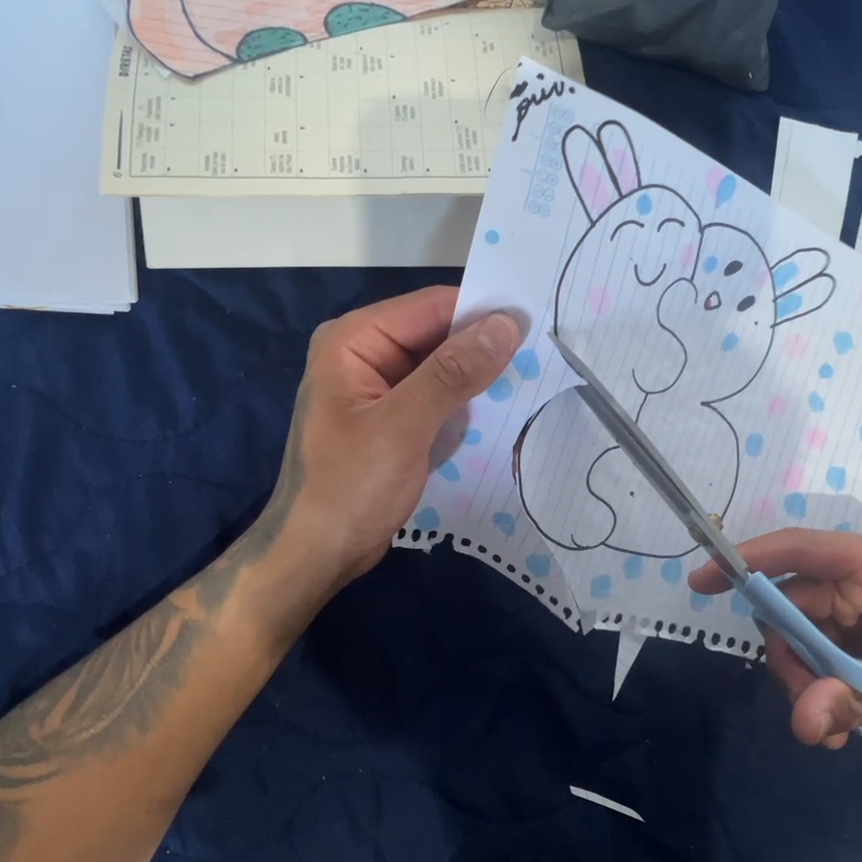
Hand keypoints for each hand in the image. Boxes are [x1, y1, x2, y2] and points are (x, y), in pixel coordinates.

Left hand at [260, 286, 522, 586]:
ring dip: (480, 380)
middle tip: (543, 358)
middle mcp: (364, 356)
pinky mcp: (392, 423)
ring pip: (443, 370)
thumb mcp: (403, 427)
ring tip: (532, 384)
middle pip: (438, 336)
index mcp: (353, 341)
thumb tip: (506, 324)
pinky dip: (465, 407)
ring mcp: (378, 392)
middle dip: (484, 349)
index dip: (483, 313)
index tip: (536, 326)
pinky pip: (437, 401)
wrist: (317, 554)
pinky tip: (501, 416)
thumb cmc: (349, 488)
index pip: (431, 307)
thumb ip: (453, 373)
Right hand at [689, 530, 861, 748]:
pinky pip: (829, 648)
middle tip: (805, 704)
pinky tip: (843, 721)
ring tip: (833, 727)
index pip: (799, 550)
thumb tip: (800, 726)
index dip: (746, 561)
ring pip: (808, 632)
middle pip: (795, 604)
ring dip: (809, 679)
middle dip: (791, 657)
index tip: (702, 581)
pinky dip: (826, 683)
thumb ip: (850, 701)